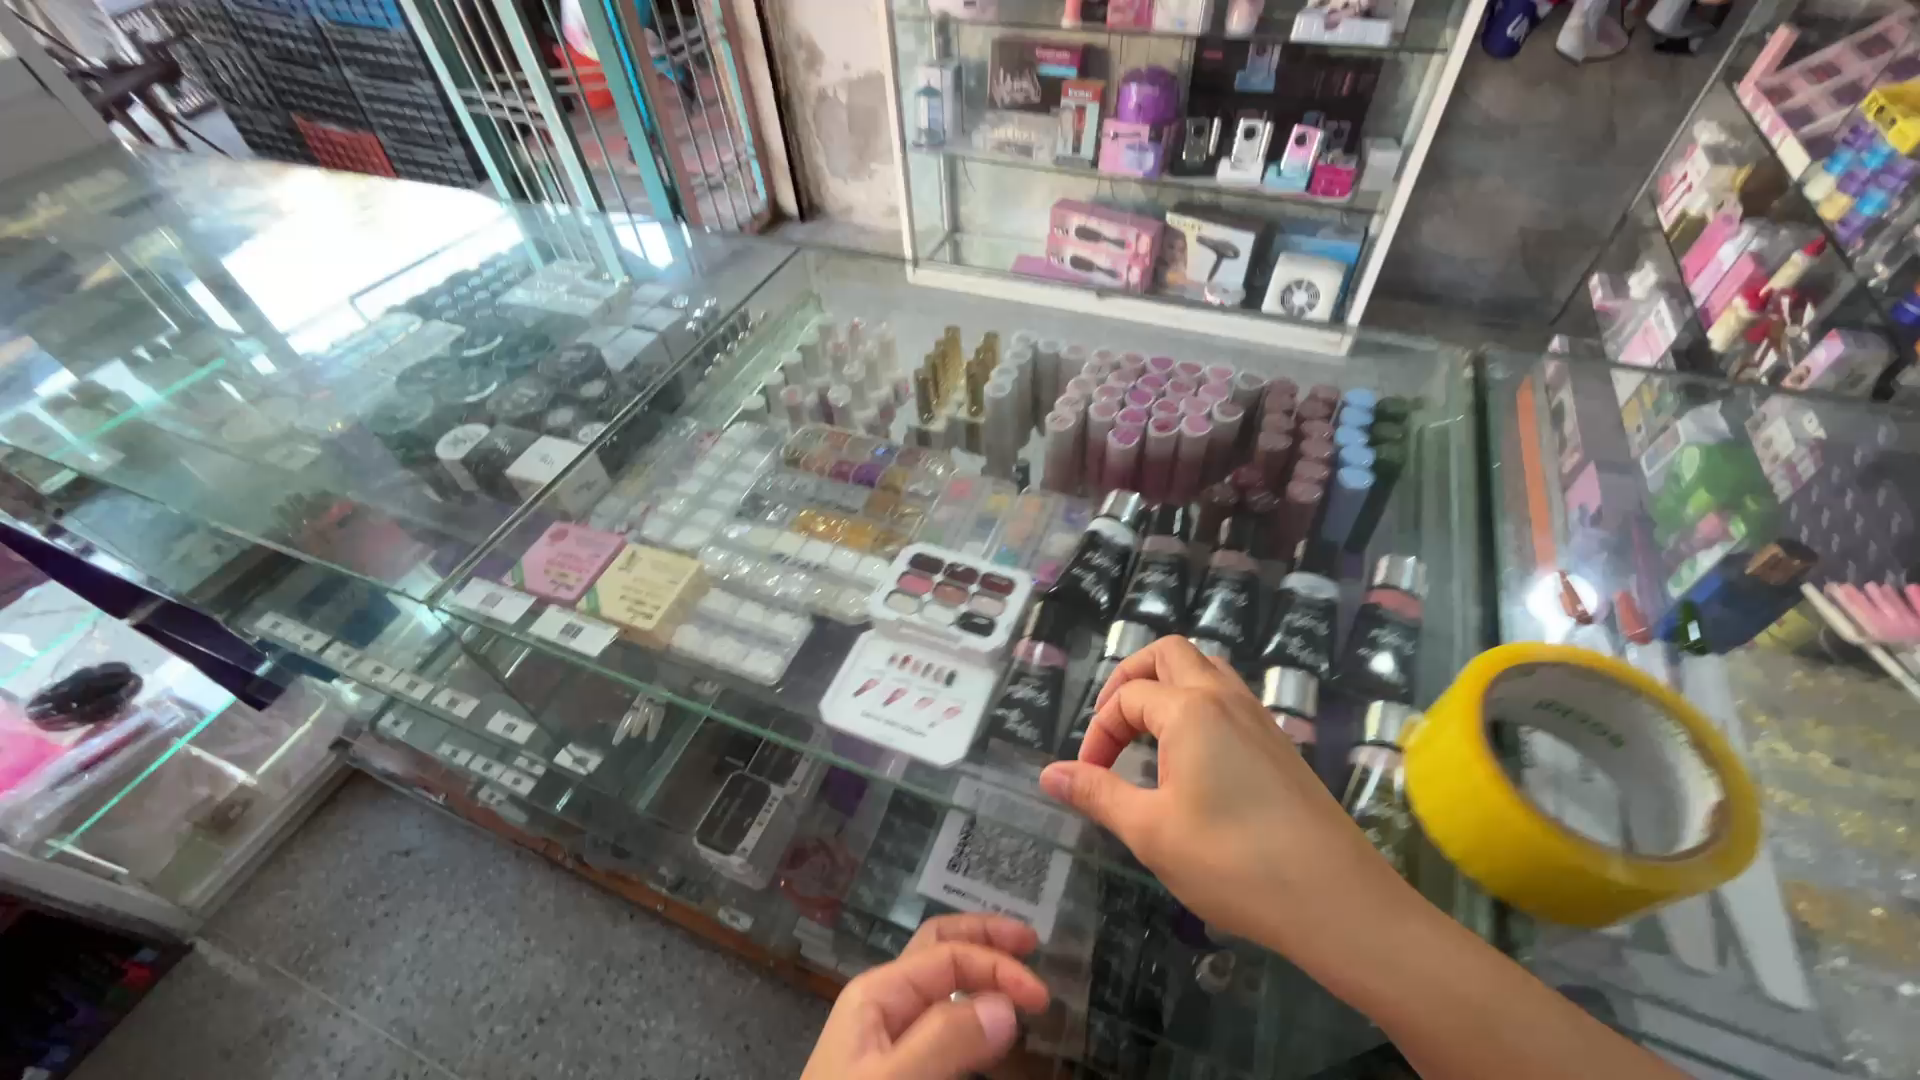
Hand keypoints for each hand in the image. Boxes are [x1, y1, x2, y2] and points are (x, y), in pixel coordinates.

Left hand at [800, 914, 1050, 1079]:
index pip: (948, 955)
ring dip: (977, 969)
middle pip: (939, 948)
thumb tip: (1007, 1005)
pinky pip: (936, 1021)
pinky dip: (967, 1010)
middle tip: (1031, 942)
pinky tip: (987, 1025)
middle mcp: (883, 1004)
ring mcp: (888, 1035)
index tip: (1041, 999)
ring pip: (938, 982)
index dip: (998, 966)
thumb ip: (947, 1041)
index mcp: (878, 993)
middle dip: (985, 938)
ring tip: (1015, 976)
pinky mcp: (896, 1067)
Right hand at [1037, 636, 1418, 964]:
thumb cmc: (1233, 863)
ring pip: (1206, 669)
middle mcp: (1225, 698)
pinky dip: (1198, 705)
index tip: (1087, 777)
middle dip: (1129, 679)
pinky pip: (1229, 697)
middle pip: (1169, 654)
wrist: (1338, 902)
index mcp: (1190, 710)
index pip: (1126, 698)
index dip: (1097, 733)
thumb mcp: (1151, 832)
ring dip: (1167, 686)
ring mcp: (1259, 718)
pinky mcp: (1279, 743)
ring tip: (1147, 733)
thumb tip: (1049, 774)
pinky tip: (1192, 757)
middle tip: (1112, 727)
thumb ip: (1097, 794)